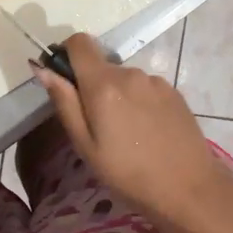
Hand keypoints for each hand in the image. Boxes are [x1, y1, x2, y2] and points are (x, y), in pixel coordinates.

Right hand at [33, 34, 232, 230]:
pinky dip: (140, 103)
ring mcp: (155, 81)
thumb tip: (44, 69)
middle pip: (102, 66)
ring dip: (119, 96)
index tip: (66, 81)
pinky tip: (148, 132)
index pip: (79, 42)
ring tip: (128, 134)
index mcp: (103, 84)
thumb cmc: (128, 174)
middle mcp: (130, 73)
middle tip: (99, 127)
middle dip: (94, 87)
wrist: (189, 189)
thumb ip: (64, 103)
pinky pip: (145, 89)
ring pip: (125, 79)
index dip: (67, 54)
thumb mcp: (85, 146)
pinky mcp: (174, 92)